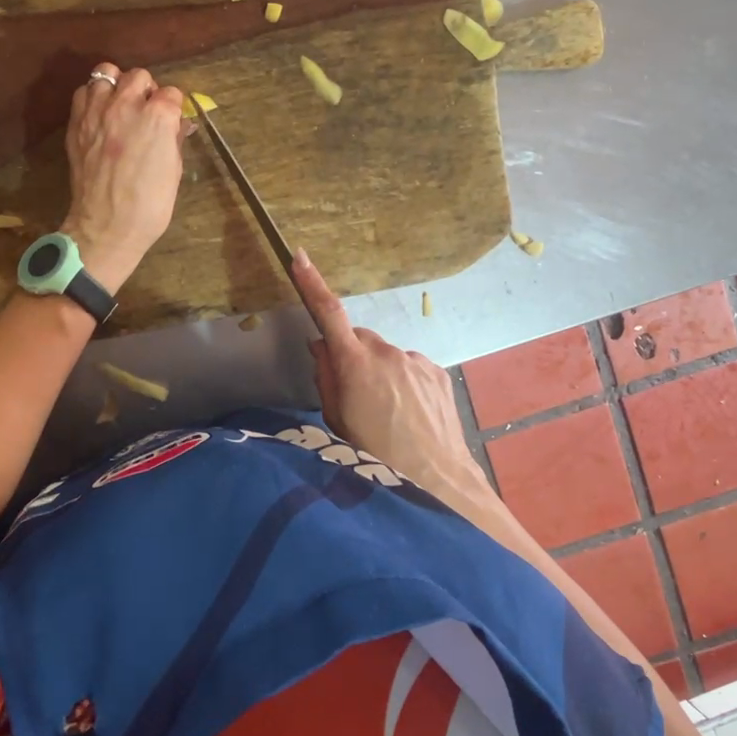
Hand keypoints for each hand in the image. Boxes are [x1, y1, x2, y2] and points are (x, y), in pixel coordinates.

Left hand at [60, 64, 186, 293]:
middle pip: (139, 76)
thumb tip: (178, 125)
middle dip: (145, 91)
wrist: (106, 226)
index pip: (171, 93)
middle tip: (145, 112)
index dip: (173, 108)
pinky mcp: (76, 124)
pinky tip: (99, 116)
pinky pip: (83, 93)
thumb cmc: (150, 206)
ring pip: (106, 74)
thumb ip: (174, 140)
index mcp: (158, 116)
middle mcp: (127, 105)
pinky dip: (92, 99)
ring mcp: (97, 112)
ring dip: (116, 86)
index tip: (171, 122)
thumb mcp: (174, 171)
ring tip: (119, 106)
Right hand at [290, 250, 494, 511]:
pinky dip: (402, 381)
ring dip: (379, 372)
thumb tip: (322, 347)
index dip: (312, 284)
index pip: (328, 314)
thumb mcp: (335, 420)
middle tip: (352, 393)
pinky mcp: (436, 372)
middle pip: (358, 340)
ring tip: (385, 412)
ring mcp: (415, 361)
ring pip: (385, 356)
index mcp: (354, 364)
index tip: (300, 257)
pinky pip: (409, 367)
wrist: (436, 478)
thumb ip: (326, 378)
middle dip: (351, 356)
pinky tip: (407, 413)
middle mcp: (386, 353)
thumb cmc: (374, 455)